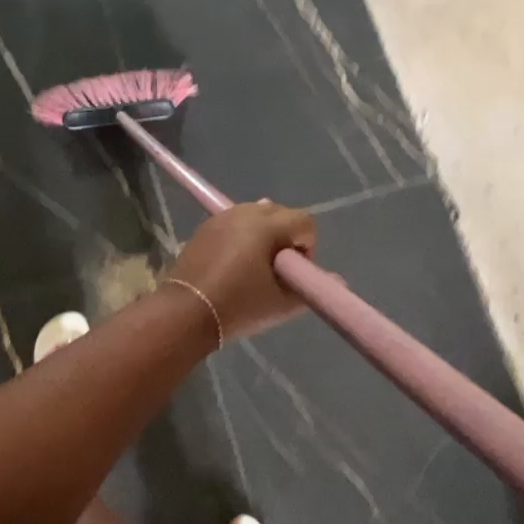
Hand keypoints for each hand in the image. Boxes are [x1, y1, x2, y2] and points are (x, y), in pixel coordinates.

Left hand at [165, 200, 314, 340]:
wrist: (186, 311)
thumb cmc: (238, 306)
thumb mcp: (281, 304)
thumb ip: (311, 289)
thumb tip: (337, 281)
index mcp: (267, 225)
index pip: (304, 222)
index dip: (307, 247)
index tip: (294, 274)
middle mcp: (246, 211)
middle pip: (281, 214)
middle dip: (286, 238)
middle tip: (276, 271)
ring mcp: (222, 216)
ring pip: (256, 215)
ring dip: (264, 235)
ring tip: (254, 267)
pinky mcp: (205, 226)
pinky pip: (235, 222)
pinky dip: (242, 236)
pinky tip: (234, 263)